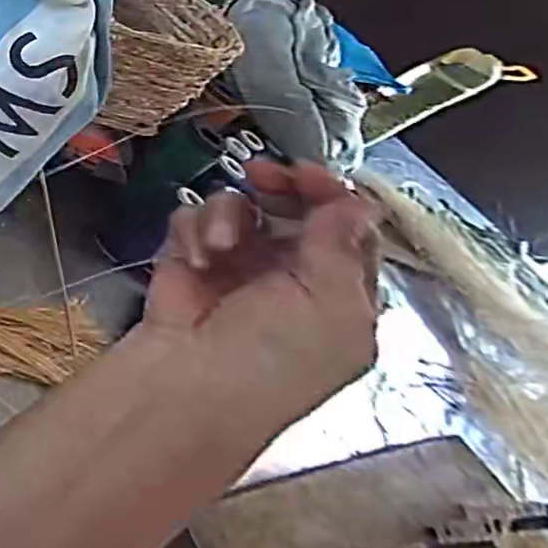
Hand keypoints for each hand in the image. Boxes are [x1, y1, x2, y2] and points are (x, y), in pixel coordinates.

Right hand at [143, 160, 381, 424]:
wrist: (192, 375)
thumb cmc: (274, 353)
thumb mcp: (330, 305)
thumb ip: (341, 245)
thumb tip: (357, 200)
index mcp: (339, 290)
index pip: (344, 227)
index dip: (329, 194)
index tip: (304, 172)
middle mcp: (289, 271)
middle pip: (290, 206)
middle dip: (277, 188)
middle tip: (259, 177)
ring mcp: (236, 260)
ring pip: (238, 205)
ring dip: (228, 217)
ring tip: (219, 246)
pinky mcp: (190, 252)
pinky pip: (194, 216)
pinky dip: (193, 230)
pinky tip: (196, 257)